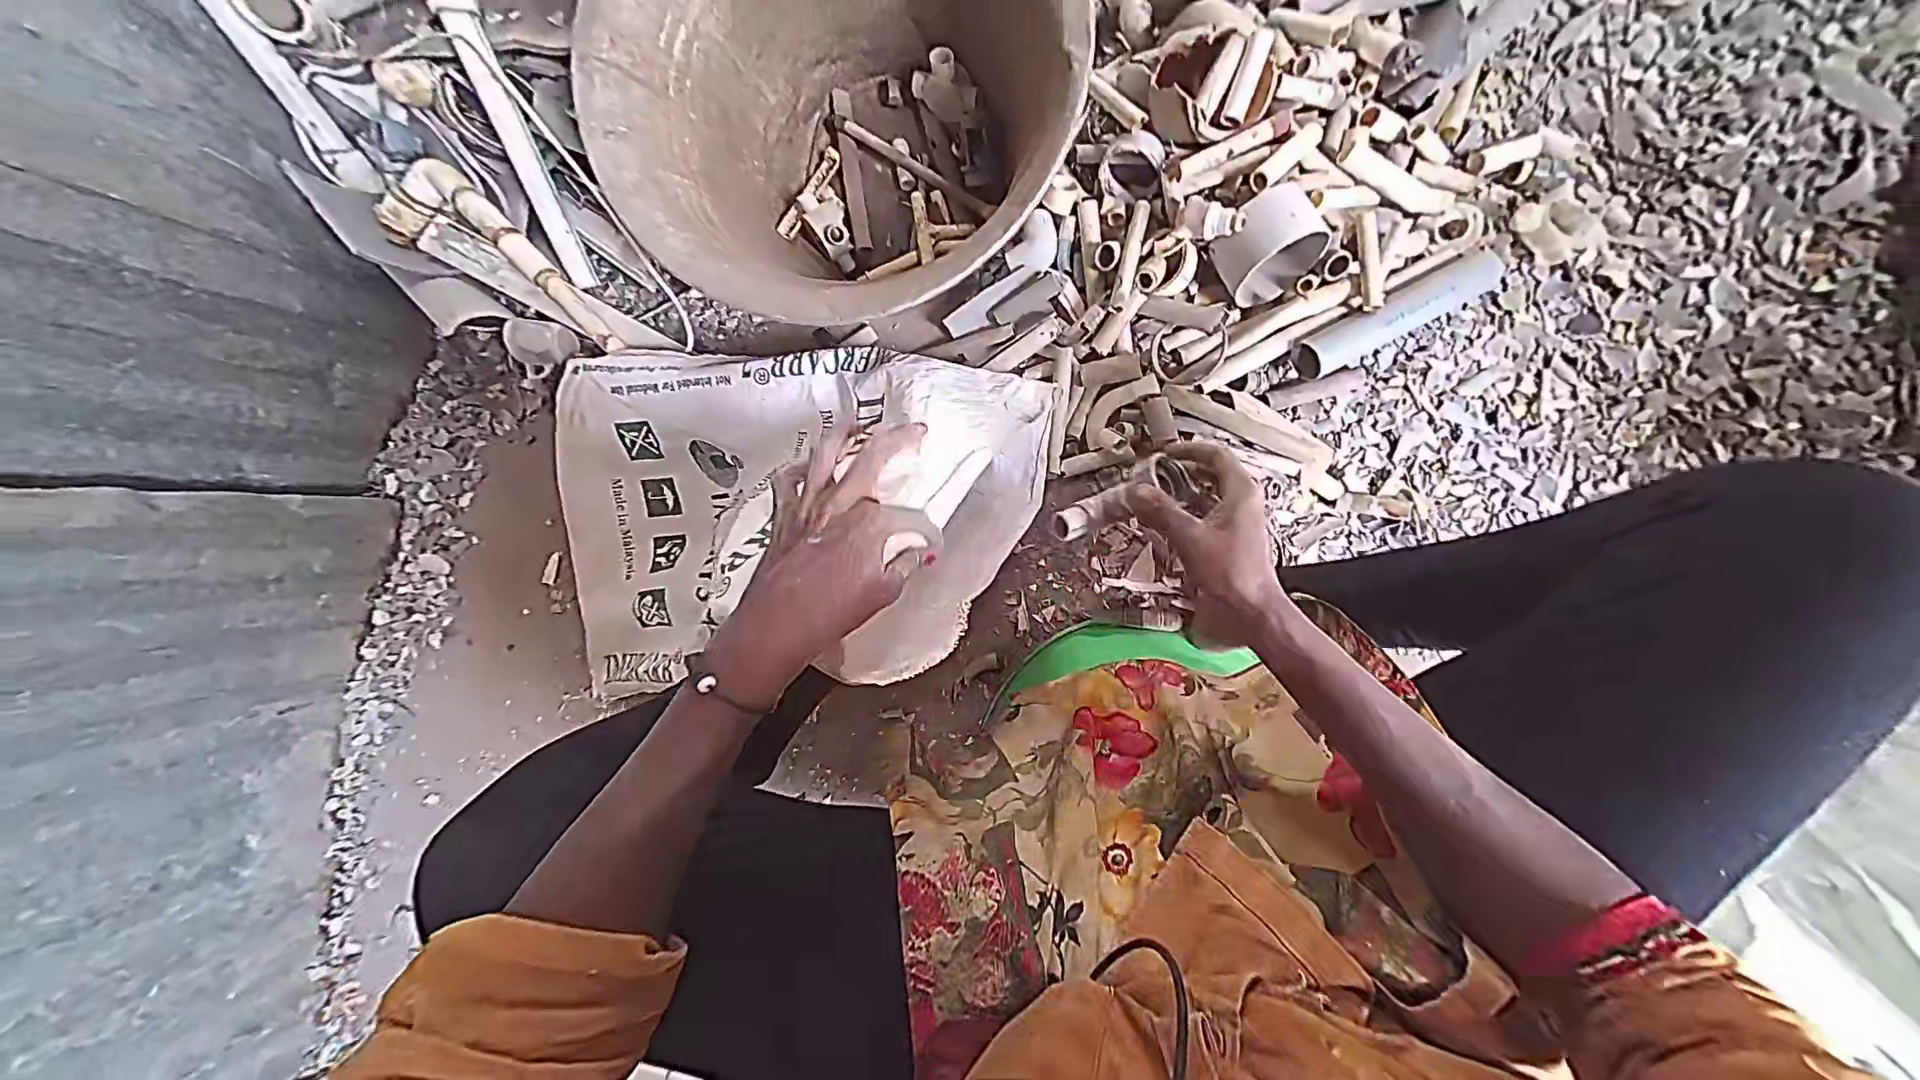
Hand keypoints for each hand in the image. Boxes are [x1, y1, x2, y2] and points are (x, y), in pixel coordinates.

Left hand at [701, 423, 939, 706]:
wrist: (777, 625)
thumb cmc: (829, 614)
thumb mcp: (883, 593)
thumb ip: (904, 565)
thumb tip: (915, 553)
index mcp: (871, 523)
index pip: (911, 515)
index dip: (926, 528)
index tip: (928, 540)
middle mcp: (841, 503)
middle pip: (875, 453)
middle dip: (902, 437)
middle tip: (914, 432)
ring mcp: (810, 503)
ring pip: (828, 449)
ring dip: (849, 431)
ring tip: (862, 426)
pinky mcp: (786, 511)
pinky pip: (792, 476)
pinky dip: (803, 466)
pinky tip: (812, 467)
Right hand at [1124, 441, 1294, 647]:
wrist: (1250, 614)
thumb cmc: (1233, 575)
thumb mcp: (1192, 538)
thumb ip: (1163, 512)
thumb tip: (1138, 492)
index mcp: (1241, 494)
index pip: (1216, 456)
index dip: (1189, 450)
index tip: (1164, 453)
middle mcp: (1240, 506)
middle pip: (1209, 476)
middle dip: (1179, 473)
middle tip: (1152, 475)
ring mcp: (1234, 526)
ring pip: (1204, 499)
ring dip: (1178, 496)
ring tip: (1152, 497)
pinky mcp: (1225, 545)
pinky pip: (1201, 521)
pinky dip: (1181, 518)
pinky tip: (1161, 525)